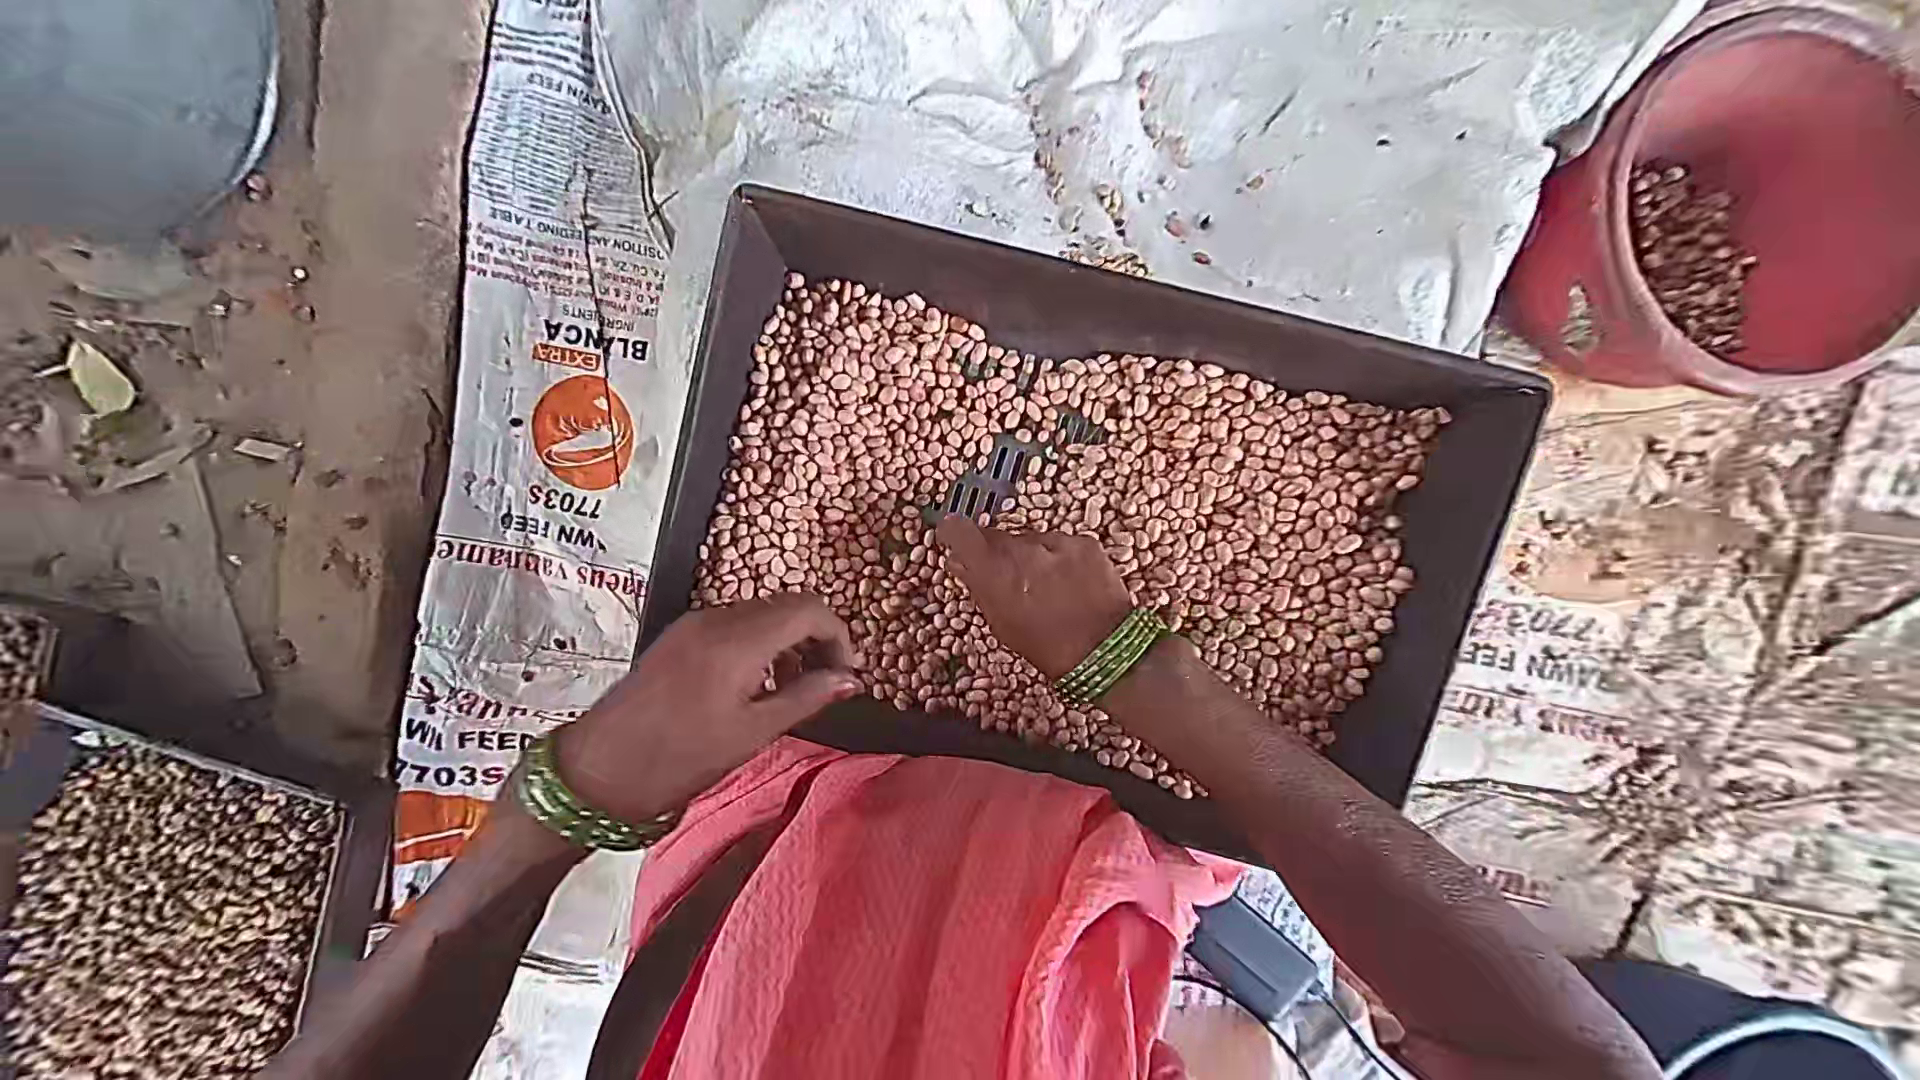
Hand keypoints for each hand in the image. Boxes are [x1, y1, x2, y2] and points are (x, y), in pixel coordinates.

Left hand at [551, 594, 860, 821]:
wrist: (596, 770)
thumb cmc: (679, 759)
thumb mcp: (752, 733)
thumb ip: (807, 697)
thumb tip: (851, 680)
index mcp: (738, 640)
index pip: (810, 609)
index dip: (839, 636)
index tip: (846, 673)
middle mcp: (718, 617)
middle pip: (790, 605)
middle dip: (818, 637)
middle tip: (827, 680)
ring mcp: (696, 621)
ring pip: (765, 612)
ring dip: (791, 639)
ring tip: (794, 686)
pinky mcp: (683, 632)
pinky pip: (739, 622)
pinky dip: (763, 642)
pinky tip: (759, 679)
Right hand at [935, 518, 1134, 678]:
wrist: (1104, 651)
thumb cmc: (1045, 646)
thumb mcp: (1001, 623)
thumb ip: (978, 586)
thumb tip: (959, 561)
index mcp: (994, 571)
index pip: (959, 530)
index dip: (954, 532)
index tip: (955, 537)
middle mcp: (1022, 549)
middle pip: (998, 537)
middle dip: (998, 554)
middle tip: (1011, 580)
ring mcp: (1055, 542)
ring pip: (1031, 540)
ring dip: (1032, 556)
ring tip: (1047, 588)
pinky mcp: (1083, 542)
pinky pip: (1061, 543)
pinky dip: (1060, 558)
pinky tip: (1070, 583)